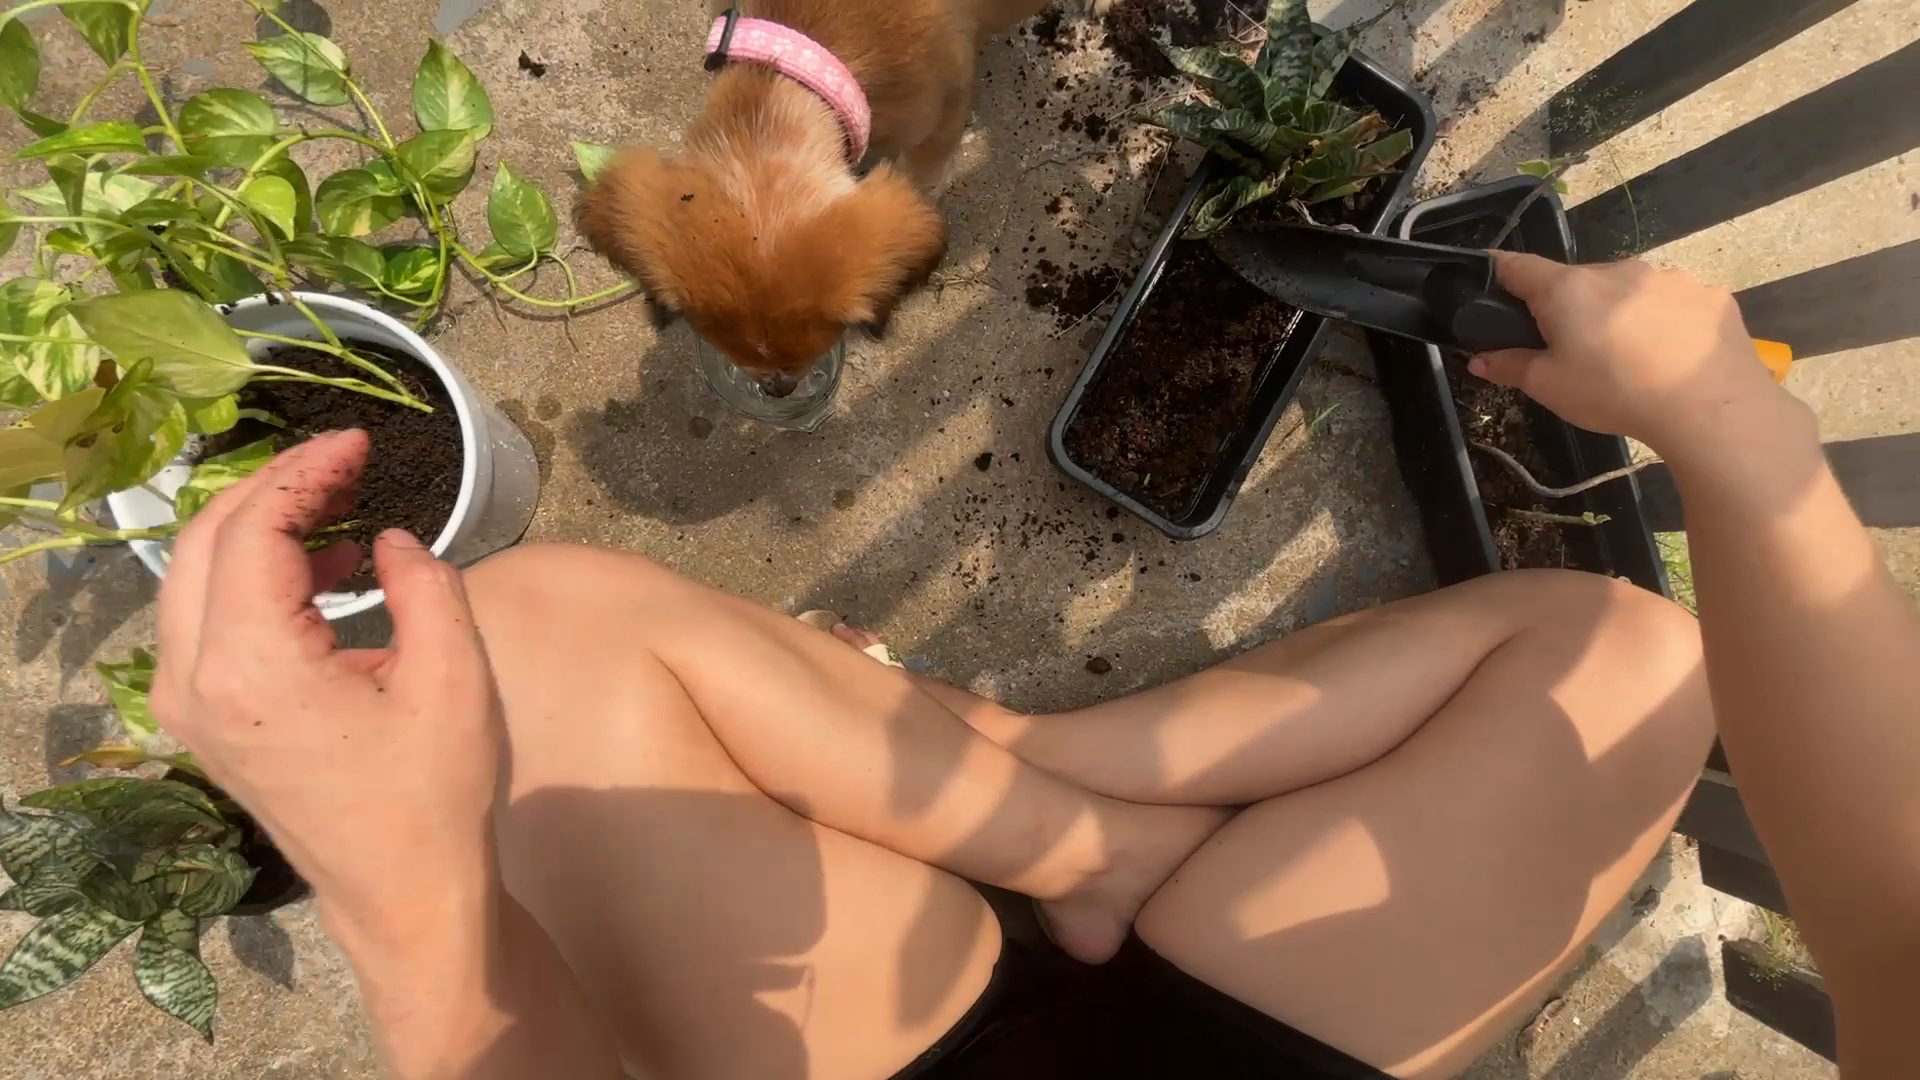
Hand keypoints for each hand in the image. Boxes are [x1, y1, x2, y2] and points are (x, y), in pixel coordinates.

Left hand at [150, 430, 501, 951]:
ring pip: (197, 579)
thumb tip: (392, 539)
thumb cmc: (437, 783)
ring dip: (265, 529)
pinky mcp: (213, 718)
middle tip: (347, 462)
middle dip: (273, 488)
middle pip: (200, 545)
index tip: (358, 441)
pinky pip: (215, 619)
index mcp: (254, 666)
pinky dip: (263, 575)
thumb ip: (425, 588)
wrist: (405, 881)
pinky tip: (333, 574)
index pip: (251, 534)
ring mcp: (194, 704)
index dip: (303, 473)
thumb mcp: (455, 676)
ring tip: (345, 509)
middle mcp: (196, 680)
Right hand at [1470, 253, 1790, 454]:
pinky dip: (1651, 319)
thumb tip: (1479, 361)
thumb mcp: (1546, 385)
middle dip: (1560, 306)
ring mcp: (1669, 277)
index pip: (1518, 266)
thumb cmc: (1612, 391)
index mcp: (1568, 289)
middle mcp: (1618, 270)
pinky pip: (1664, 300)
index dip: (1495, 270)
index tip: (1484, 280)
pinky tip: (1658, 353)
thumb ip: (1508, 366)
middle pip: (1573, 281)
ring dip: (1609, 311)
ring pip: (1621, 289)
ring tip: (1616, 353)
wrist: (1710, 406)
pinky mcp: (1708, 293)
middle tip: (1559, 346)